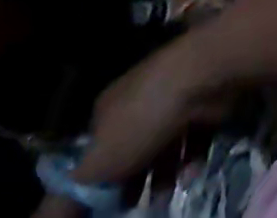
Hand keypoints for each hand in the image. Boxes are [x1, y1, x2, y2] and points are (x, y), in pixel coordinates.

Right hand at [30, 43, 229, 217]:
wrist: (207, 73)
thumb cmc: (145, 118)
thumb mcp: (96, 166)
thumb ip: (68, 197)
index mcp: (108, 111)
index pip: (93, 152)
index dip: (92, 184)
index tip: (97, 210)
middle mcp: (141, 101)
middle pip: (132, 149)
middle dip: (132, 182)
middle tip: (131, 208)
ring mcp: (177, 99)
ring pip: (166, 145)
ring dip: (164, 176)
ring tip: (165, 201)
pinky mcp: (207, 102)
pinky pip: (196, 135)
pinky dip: (193, 157)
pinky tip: (192, 175)